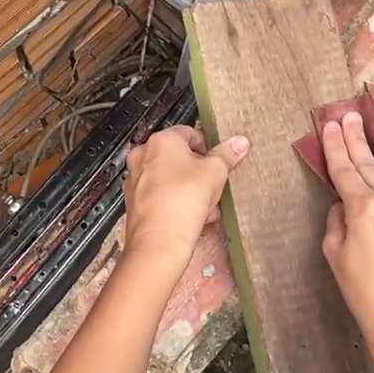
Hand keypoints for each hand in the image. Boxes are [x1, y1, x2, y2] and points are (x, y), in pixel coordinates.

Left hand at [122, 126, 249, 259]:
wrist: (159, 240)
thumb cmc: (182, 201)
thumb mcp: (215, 172)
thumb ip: (227, 155)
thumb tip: (238, 143)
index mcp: (161, 140)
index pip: (189, 132)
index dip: (208, 146)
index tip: (219, 159)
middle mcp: (143, 156)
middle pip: (177, 157)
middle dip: (198, 171)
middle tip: (214, 183)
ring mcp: (136, 180)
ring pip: (168, 179)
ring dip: (189, 189)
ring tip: (207, 205)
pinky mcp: (135, 203)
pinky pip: (160, 197)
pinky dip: (176, 203)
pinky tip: (193, 217)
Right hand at [319, 112, 373, 372]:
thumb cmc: (364, 294)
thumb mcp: (334, 256)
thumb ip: (337, 220)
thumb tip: (345, 204)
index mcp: (364, 209)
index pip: (345, 168)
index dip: (336, 144)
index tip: (332, 123)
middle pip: (372, 162)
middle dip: (357, 139)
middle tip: (349, 119)